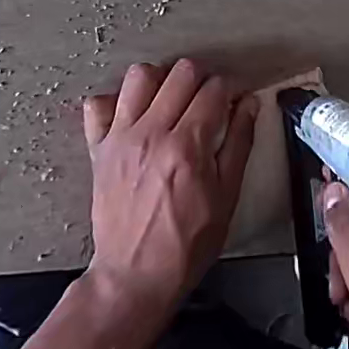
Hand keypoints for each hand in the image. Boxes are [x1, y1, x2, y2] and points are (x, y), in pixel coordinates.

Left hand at [81, 59, 255, 312]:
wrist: (135, 276)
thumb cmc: (187, 242)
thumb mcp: (228, 194)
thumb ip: (239, 142)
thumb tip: (249, 104)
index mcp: (188, 146)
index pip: (215, 88)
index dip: (233, 88)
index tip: (237, 99)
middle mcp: (152, 134)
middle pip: (182, 72)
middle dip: (204, 78)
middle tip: (210, 98)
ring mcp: (121, 139)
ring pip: (140, 75)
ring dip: (162, 80)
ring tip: (174, 99)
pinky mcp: (99, 150)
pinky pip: (99, 105)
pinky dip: (118, 102)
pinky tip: (136, 115)